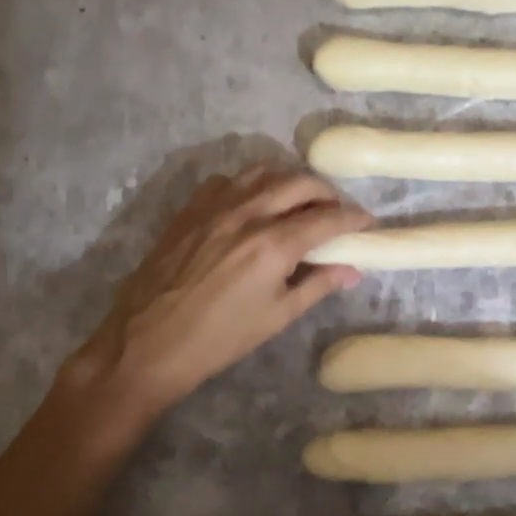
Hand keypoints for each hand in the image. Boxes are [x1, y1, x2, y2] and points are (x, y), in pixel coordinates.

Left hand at [52, 166, 371, 434]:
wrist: (147, 344)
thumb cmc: (219, 339)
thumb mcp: (277, 317)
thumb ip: (317, 285)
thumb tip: (352, 270)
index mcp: (273, 245)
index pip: (327, 219)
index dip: (354, 218)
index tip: (368, 221)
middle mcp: (247, 214)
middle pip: (299, 183)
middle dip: (327, 193)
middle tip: (337, 210)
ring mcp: (214, 207)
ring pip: (263, 171)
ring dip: (289, 181)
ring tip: (298, 201)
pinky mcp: (190, 210)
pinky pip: (228, 180)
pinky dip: (250, 184)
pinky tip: (252, 204)